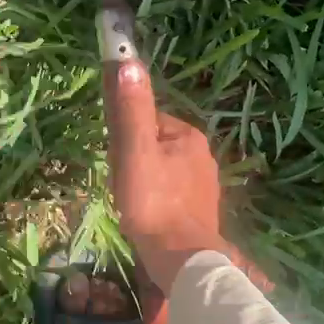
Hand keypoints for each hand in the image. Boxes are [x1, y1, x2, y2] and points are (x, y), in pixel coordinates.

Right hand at [104, 59, 225, 291]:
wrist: (182, 261)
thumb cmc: (153, 202)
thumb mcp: (134, 151)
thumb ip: (132, 109)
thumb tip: (128, 62)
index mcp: (187, 135)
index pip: (146, 122)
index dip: (125, 139)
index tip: (118, 161)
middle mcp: (202, 154)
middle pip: (153, 145)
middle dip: (134, 162)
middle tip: (125, 186)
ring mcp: (204, 183)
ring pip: (161, 170)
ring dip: (144, 182)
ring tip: (134, 204)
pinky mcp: (202, 209)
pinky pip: (171, 193)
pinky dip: (156, 201)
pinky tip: (147, 216)